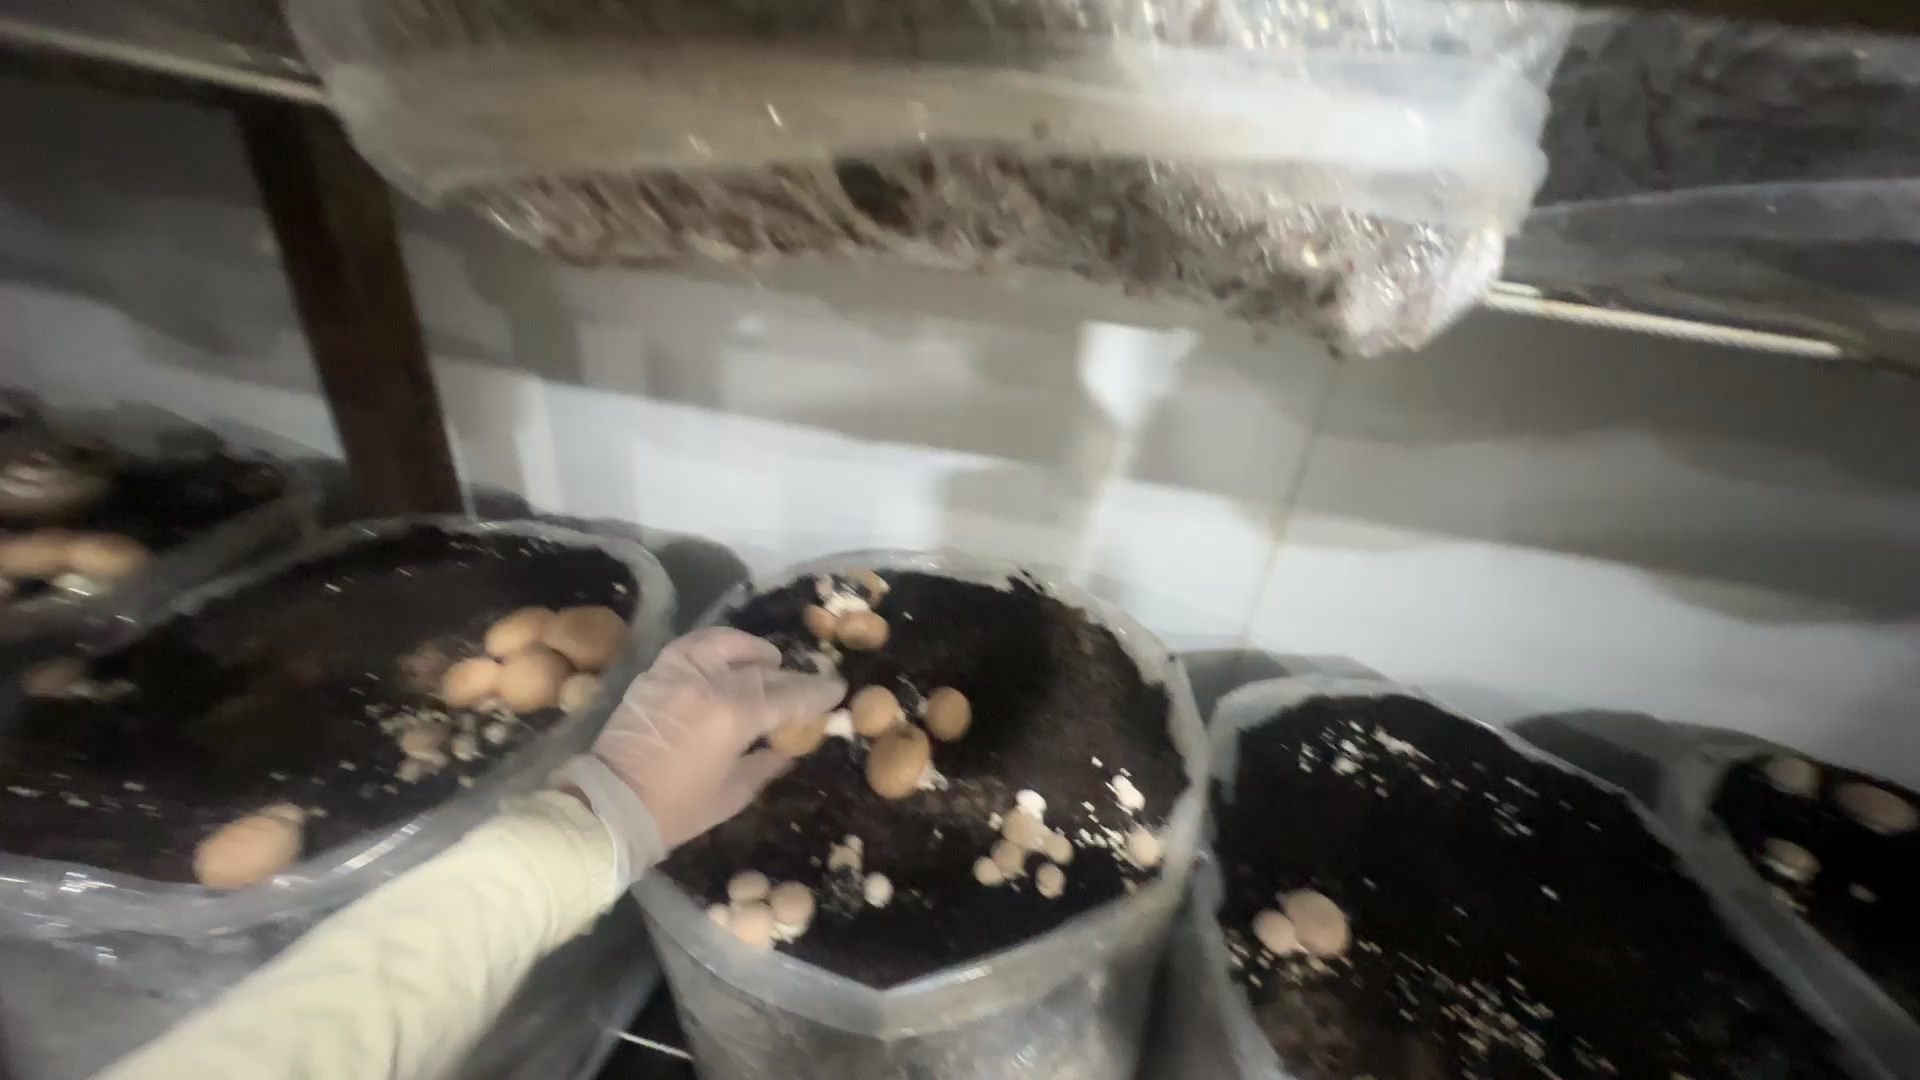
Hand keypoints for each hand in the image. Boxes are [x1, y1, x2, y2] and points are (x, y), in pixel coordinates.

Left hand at [554, 628, 845, 880]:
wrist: (607, 807)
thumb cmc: (675, 809)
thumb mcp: (734, 792)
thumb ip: (767, 762)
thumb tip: (789, 745)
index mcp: (735, 716)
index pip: (789, 696)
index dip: (817, 693)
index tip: (837, 689)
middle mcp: (711, 683)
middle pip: (764, 672)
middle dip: (791, 678)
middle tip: (806, 686)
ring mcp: (680, 672)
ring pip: (729, 644)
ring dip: (754, 651)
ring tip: (767, 660)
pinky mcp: (657, 672)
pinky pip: (695, 645)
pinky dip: (717, 646)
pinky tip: (727, 657)